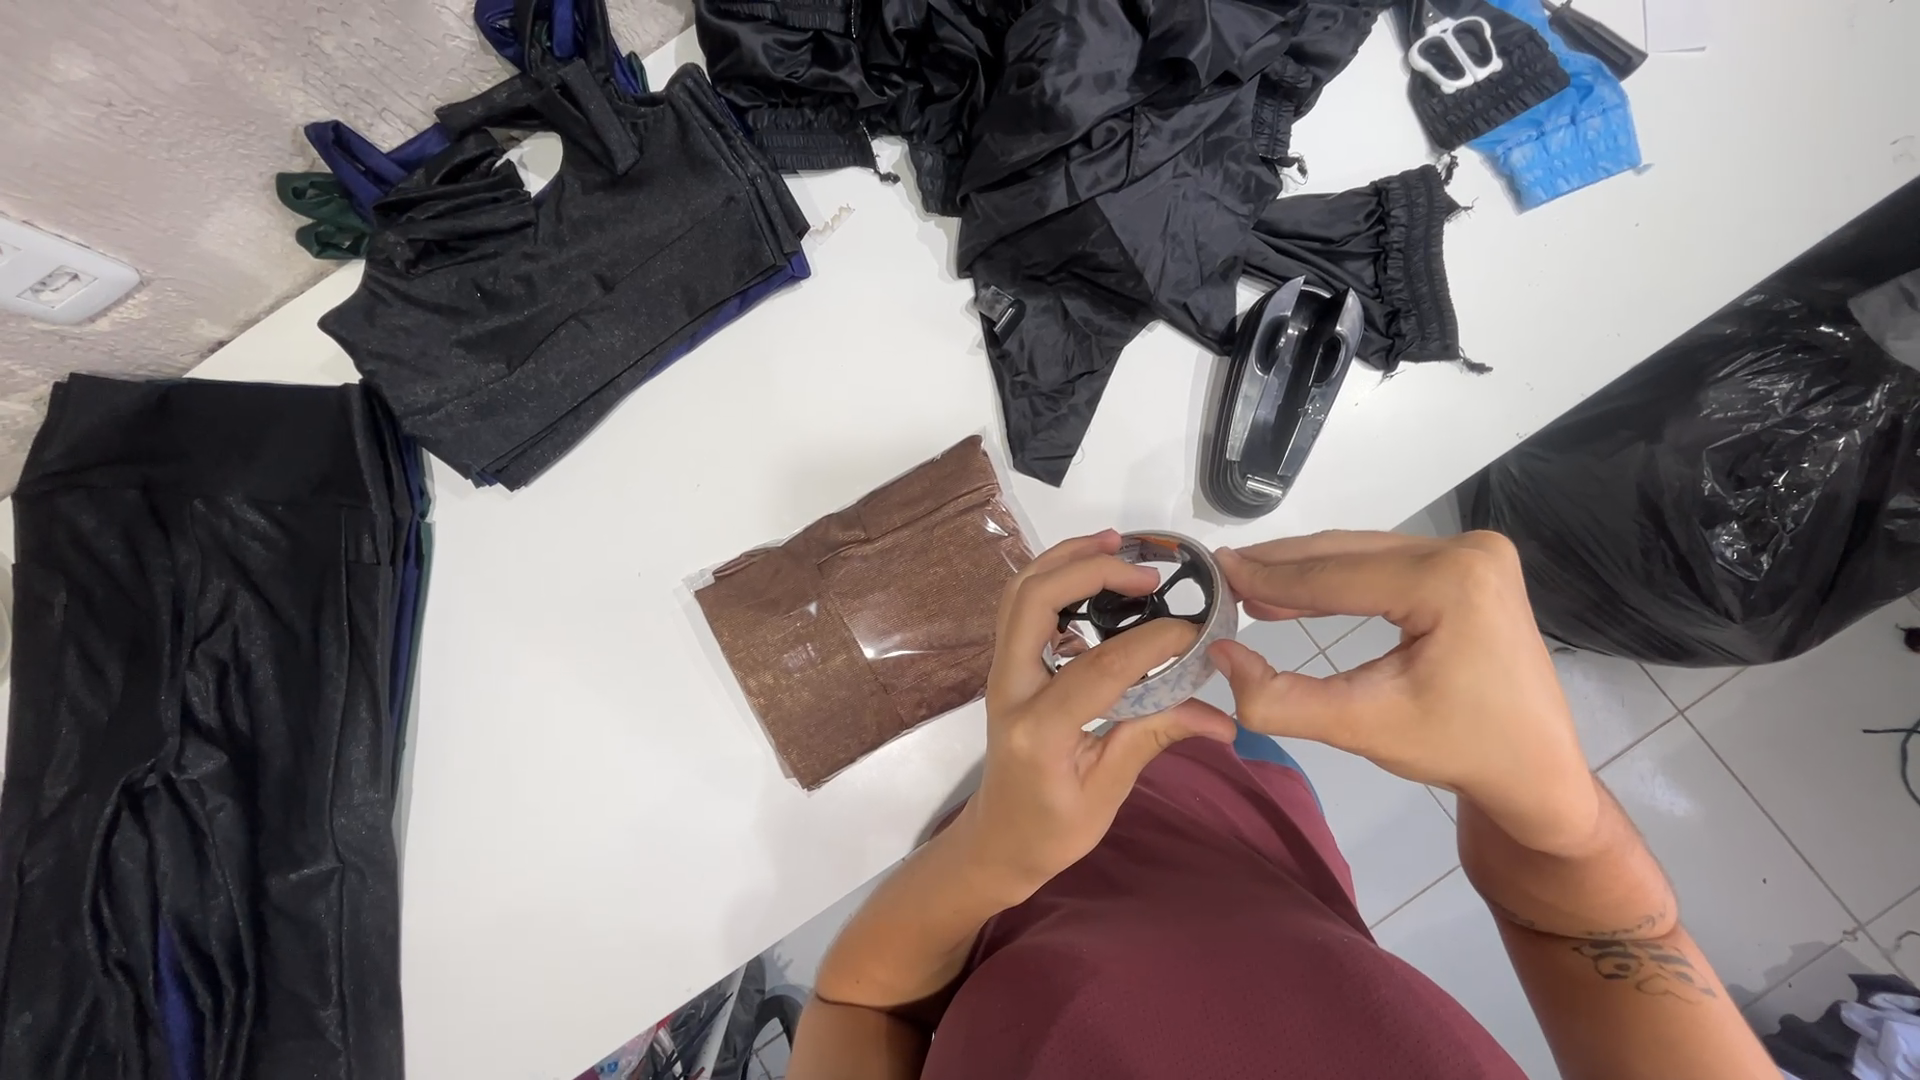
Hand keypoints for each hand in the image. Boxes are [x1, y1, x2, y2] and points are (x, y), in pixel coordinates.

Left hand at [952, 530, 1237, 902]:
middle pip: (1034, 601)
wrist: (999, 837)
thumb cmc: (1051, 828)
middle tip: (1147, 571)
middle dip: (1089, 570)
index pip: (1100, 668)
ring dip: (1065, 560)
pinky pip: (1022, 606)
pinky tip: (1094, 577)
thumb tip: (1224, 718)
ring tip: (1117, 545)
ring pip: (1020, 593)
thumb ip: (1155, 737)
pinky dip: (1055, 578)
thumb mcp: (1107, 791)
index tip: (1195, 630)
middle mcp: (1009, 686)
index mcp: (1039, 728)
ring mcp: (1001, 670)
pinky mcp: (1007, 664)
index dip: (1153, 642)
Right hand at [1208, 530, 1598, 852]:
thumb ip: (1277, 698)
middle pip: (1346, 554)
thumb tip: (1218, 654)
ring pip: (1361, 555)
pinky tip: (1295, 594)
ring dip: (1303, 572)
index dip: (1267, 576)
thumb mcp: (1358, 726)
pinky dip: (1335, 579)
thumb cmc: (1456, 749)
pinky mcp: (1469, 566)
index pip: (1335, 576)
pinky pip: (1382, 564)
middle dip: (1280, 567)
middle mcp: (1467, 551)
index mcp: (1450, 581)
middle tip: (1221, 573)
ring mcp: (1473, 553)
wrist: (1535, 769)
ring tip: (1248, 583)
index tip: (1214, 570)